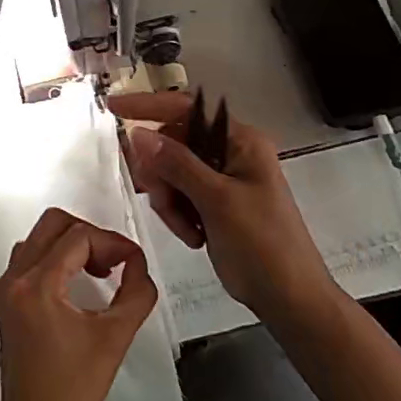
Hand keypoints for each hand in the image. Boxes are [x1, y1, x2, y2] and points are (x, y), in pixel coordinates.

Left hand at [0, 208, 157, 400]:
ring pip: (40, 238)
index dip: (114, 243)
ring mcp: (6, 289)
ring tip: (100, 272)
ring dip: (73, 244)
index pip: (79, 237)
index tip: (134, 264)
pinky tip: (80, 283)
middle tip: (115, 262)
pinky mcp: (7, 301)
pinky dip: (58, 258)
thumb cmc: (74, 388)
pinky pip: (31, 258)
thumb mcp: (116, 337)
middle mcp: (15, 280)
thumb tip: (138, 264)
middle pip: (53, 225)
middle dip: (91, 235)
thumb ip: (137, 292)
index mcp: (37, 286)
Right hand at [108, 93, 334, 315]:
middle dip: (162, 174)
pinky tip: (194, 236)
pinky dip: (179, 216)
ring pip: (173, 175)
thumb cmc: (262, 243)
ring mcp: (222, 182)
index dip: (149, 106)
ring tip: (188, 229)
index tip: (114, 107)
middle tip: (161, 199)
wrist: (287, 294)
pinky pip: (181, 199)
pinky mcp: (214, 207)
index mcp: (241, 141)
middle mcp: (231, 154)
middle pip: (174, 145)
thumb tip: (139, 134)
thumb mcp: (218, 200)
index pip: (188, 110)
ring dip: (170, 202)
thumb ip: (177, 164)